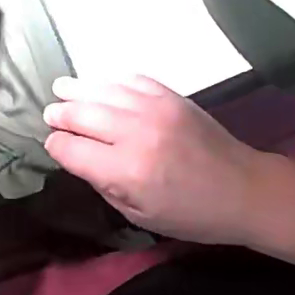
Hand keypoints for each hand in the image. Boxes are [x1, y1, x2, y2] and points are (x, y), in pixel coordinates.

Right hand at [43, 75, 268, 245]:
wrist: (244, 190)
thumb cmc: (192, 215)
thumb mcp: (139, 215)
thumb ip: (104, 184)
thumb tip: (79, 158)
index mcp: (126, 170)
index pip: (71, 148)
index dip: (56, 147)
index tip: (53, 146)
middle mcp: (136, 133)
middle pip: (82, 113)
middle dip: (60, 114)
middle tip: (50, 113)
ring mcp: (156, 109)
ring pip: (103, 90)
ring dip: (79, 89)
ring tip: (62, 88)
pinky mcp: (172, 97)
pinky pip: (133, 79)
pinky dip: (112, 80)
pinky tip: (102, 84)